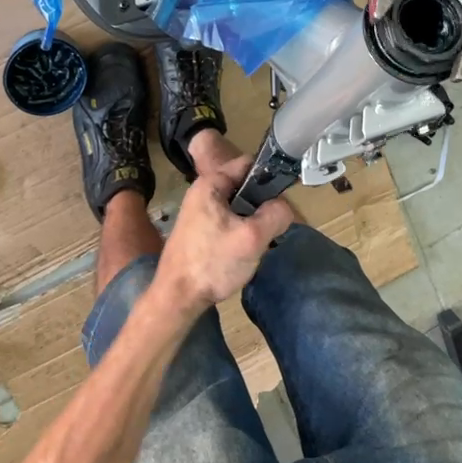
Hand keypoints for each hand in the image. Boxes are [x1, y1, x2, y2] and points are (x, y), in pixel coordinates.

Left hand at [152, 159, 293, 313]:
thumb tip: (285, 207)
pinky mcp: (199, 232)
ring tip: (261, 241)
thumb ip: (275, 215)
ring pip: (237, 207)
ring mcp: (198, 213)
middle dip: (261, 204)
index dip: (268, 176)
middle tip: (273, 225)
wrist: (177, 298)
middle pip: (243, 187)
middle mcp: (201, 192)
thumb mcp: (253, 238)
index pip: (247, 164)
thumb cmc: (212, 263)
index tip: (284, 198)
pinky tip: (245, 252)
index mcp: (210, 184)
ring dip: (252, 221)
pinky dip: (240, 233)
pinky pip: (228, 223)